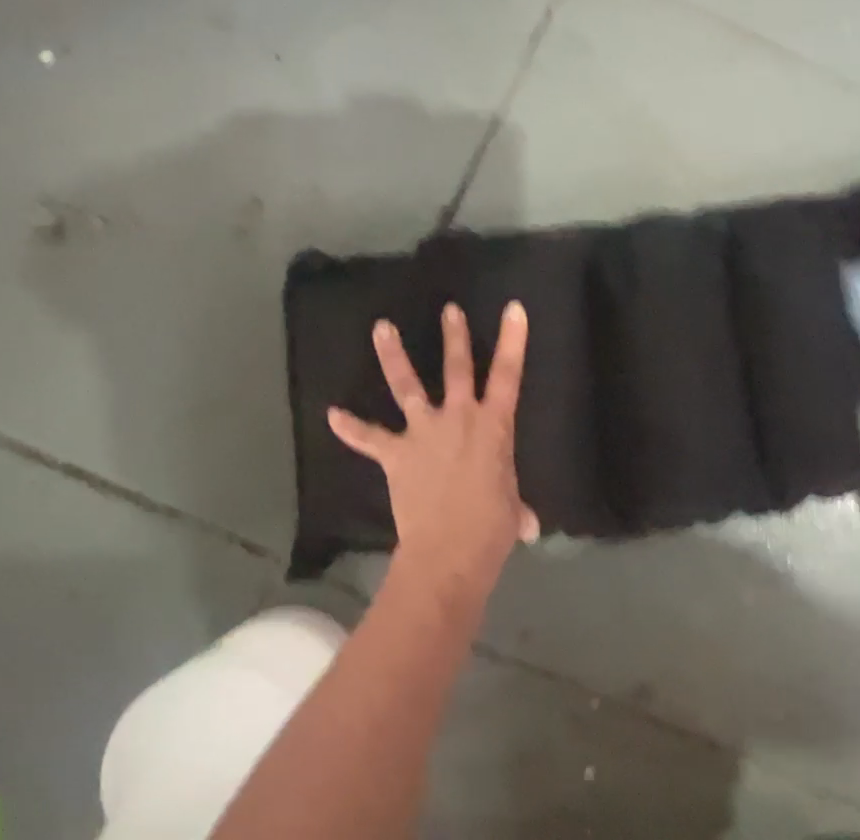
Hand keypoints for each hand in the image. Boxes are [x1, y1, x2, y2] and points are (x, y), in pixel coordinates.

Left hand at [328, 302, 539, 590]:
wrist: (449, 550)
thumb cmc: (492, 528)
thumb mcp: (512, 512)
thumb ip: (518, 510)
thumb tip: (527, 526)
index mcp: (495, 426)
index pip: (509, 374)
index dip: (513, 340)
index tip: (513, 308)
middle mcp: (460, 418)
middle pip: (458, 368)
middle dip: (455, 337)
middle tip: (450, 309)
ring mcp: (424, 432)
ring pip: (407, 386)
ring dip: (393, 356)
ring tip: (382, 327)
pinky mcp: (396, 454)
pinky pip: (370, 439)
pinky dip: (351, 428)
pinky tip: (333, 415)